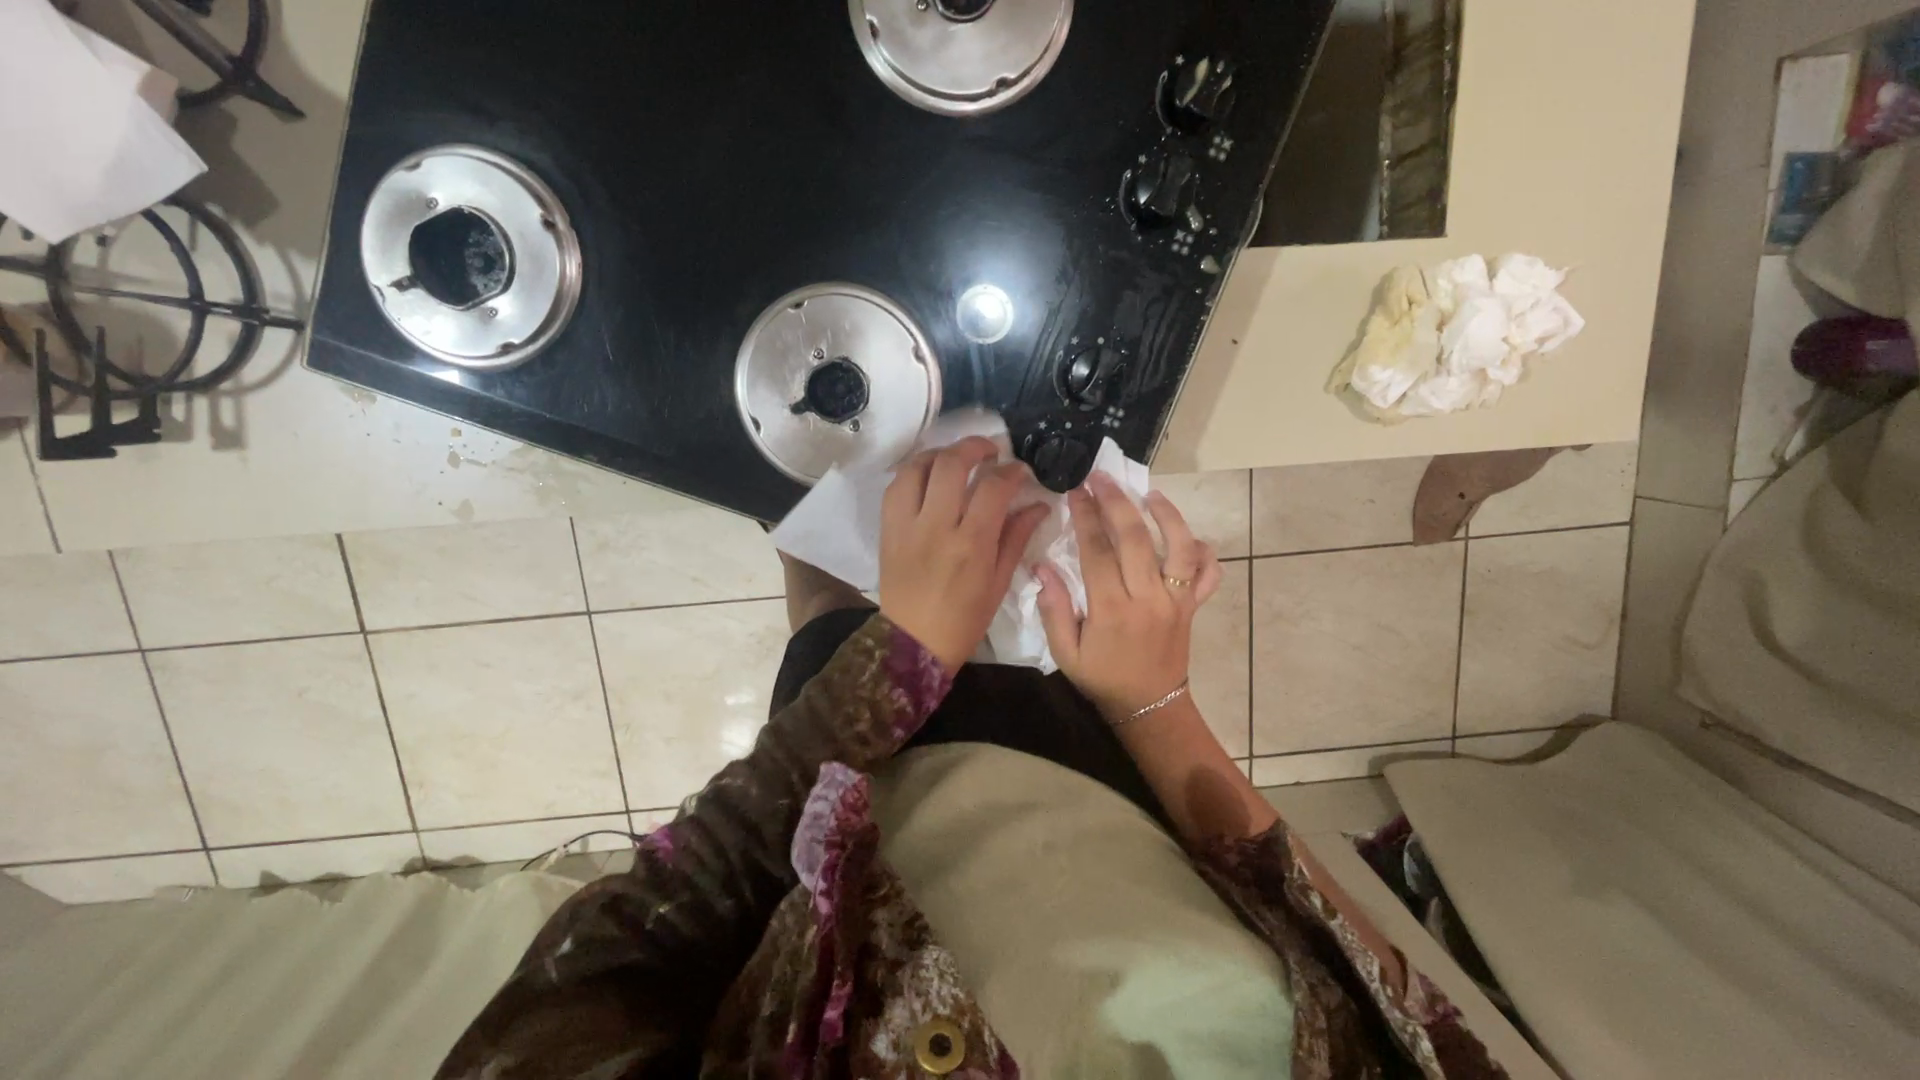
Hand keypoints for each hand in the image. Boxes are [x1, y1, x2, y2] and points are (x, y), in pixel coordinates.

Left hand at [880, 437, 1049, 669]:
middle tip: (990, 452)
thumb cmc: (964, 620)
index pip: (993, 487)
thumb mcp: (999, 583)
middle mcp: (936, 527)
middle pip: (951, 464)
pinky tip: (929, 477)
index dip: (1011, 471)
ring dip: (940, 453)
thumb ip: (1016, 537)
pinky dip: (914, 472)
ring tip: (957, 459)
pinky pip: (896, 486)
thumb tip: (1037, 504)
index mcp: (971, 544)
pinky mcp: (887, 529)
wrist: (913, 643)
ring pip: (917, 467)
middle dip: (975, 447)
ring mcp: (907, 526)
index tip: (1020, 471)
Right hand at [1036, 472, 1222, 721]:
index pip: (1097, 551)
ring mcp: (1176, 601)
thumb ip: (1053, 610)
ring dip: (1167, 516)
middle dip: (1116, 503)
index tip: (1075, 492)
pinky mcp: (1193, 606)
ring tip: (1150, 494)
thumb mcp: (1066, 653)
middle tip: (1101, 478)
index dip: (1085, 518)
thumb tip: (1042, 568)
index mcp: (1112, 610)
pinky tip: (1189, 536)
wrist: (1149, 706)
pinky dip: (1204, 553)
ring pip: (1179, 548)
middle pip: (1135, 539)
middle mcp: (1148, 599)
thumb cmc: (1102, 679)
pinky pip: (1208, 575)